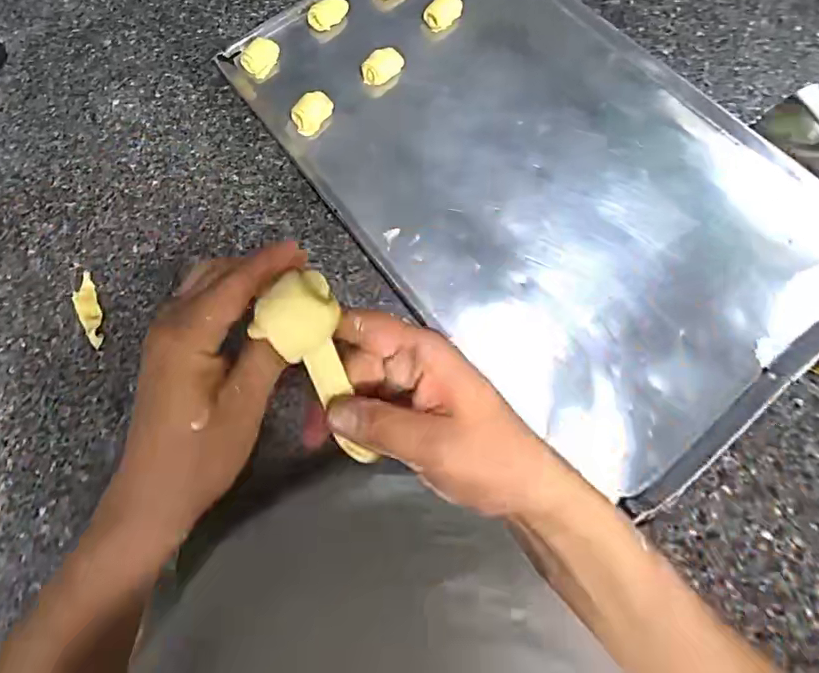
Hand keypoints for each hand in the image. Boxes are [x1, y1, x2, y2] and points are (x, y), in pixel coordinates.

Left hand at [96, 241, 306, 548]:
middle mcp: (169, 322)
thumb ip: (267, 353)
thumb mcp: (243, 407)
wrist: (150, 495)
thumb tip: (294, 315)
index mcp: (186, 334)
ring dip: (240, 275)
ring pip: (204, 283)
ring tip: (280, 280)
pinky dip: (226, 292)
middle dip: (256, 265)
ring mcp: (163, 331)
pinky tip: (251, 304)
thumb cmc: (200, 456)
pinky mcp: (165, 344)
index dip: (267, 263)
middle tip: (298, 267)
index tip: (300, 250)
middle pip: (215, 275)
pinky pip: (197, 300)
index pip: (232, 283)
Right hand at [322, 308, 592, 518]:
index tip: (291, 345)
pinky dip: (354, 422)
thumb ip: (379, 424)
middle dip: (329, 387)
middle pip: (355, 358)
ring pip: (358, 384)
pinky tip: (340, 444)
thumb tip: (331, 411)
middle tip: (308, 427)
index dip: (329, 328)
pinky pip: (369, 405)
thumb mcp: (433, 444)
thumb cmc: (489, 457)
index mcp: (422, 351)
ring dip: (338, 409)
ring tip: (316, 440)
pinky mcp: (407, 407)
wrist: (527, 492)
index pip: (366, 325)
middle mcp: (411, 359)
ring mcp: (408, 383)